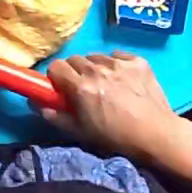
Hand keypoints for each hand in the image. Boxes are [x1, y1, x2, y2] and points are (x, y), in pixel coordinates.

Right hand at [43, 53, 191, 162]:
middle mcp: (98, 69)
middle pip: (74, 59)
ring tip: (105, 84)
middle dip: (75, 72)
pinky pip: (116, 55)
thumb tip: (34, 102)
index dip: (56, 78)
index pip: (55, 66)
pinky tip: (122, 80)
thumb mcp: (79, 131)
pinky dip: (115, 64)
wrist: (158, 135)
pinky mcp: (137, 61)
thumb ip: (53, 115)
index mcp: (81, 86)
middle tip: (84, 89)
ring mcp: (119, 63)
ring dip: (95, 67)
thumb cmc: (115, 137)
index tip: (62, 89)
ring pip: (95, 56)